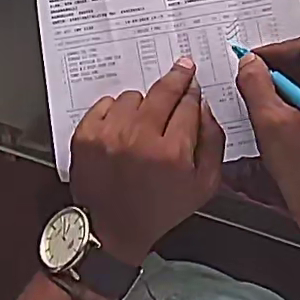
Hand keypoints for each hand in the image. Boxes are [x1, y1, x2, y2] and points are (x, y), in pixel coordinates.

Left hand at [70, 57, 225, 262]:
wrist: (112, 230)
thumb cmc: (160, 209)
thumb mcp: (204, 185)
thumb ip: (213, 141)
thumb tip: (204, 107)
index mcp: (172, 153)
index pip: (189, 104)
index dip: (193, 92)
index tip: (193, 84)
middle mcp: (140, 139)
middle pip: (164, 91)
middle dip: (177, 78)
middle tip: (182, 69)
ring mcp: (110, 135)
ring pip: (135, 96)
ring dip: (143, 104)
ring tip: (144, 124)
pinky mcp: (86, 136)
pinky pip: (107, 103)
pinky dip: (116, 111)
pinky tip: (122, 127)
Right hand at [234, 34, 299, 232]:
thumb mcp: (273, 124)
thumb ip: (257, 86)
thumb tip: (250, 63)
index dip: (275, 51)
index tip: (251, 60)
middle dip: (277, 64)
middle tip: (251, 73)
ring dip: (281, 78)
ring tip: (258, 90)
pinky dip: (288, 91)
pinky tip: (271, 103)